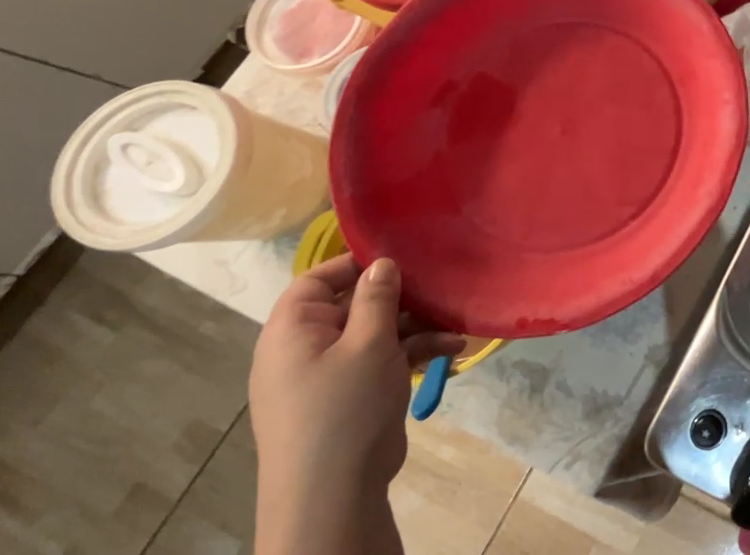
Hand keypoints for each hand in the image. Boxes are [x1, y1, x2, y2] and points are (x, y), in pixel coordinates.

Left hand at [250, 255, 463, 553]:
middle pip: (353, 305)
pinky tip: (452, 350)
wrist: (333, 492)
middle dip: (401, 297)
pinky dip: (414, 352)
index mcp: (292, 331)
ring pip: (376, 332)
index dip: (356, 264)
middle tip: (440, 286)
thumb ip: (376, 298)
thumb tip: (381, 262)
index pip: (317, 280)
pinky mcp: (355, 394)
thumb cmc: (344, 406)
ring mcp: (331, 372)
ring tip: (457, 323)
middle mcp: (306, 348)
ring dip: (417, 327)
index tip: (402, 256)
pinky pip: (383, 359)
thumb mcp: (367, 343)